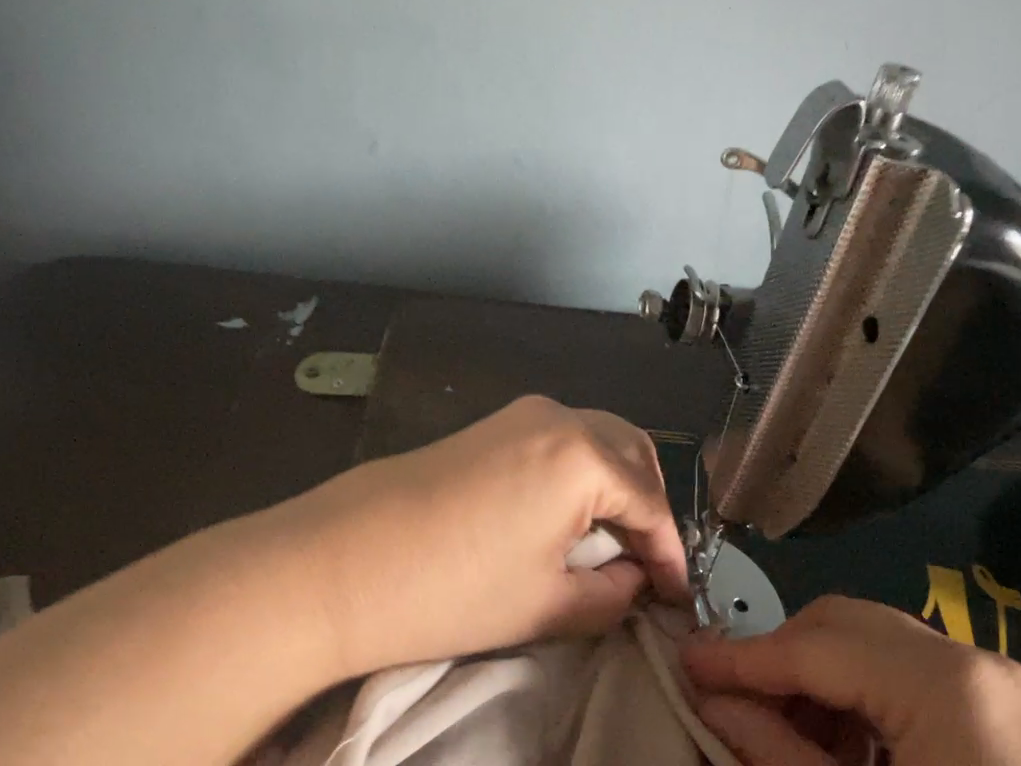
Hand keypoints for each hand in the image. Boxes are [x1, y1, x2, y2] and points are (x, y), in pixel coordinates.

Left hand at [273, 395, 690, 678]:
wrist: (344, 559)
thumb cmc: (454, 588)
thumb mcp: (547, 605)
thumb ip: (611, 593)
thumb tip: (635, 581)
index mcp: (583, 456)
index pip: (651, 504)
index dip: (670, 554)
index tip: (677, 595)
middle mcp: (558, 418)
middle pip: (631, 454)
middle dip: (648, 506)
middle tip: (648, 563)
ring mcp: (519, 415)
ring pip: (595, 439)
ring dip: (616, 483)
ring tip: (612, 542)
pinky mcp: (489, 426)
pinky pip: (559, 439)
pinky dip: (581, 472)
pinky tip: (568, 516)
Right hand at [679, 596, 1020, 765]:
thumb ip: (782, 755)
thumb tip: (713, 703)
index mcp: (943, 684)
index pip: (814, 646)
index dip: (742, 658)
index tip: (685, 665)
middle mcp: (971, 660)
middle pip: (844, 625)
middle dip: (781, 659)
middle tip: (734, 703)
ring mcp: (997, 682)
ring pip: (876, 644)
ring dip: (821, 680)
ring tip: (789, 740)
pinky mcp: (1007, 709)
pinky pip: (913, 678)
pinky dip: (866, 701)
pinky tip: (848, 754)